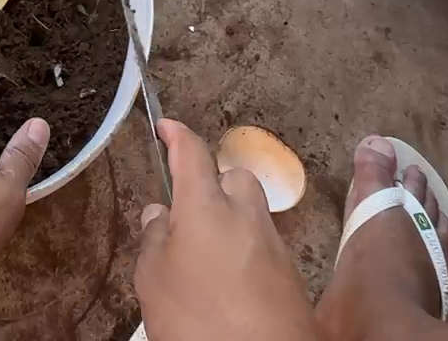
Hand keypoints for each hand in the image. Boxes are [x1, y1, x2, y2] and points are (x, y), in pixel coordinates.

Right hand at [134, 119, 316, 339]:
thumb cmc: (199, 321)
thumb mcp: (153, 280)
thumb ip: (154, 239)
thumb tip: (160, 213)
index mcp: (206, 205)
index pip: (192, 151)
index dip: (177, 134)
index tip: (165, 126)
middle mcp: (245, 215)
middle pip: (236, 178)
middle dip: (216, 184)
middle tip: (191, 211)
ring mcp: (275, 248)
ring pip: (253, 215)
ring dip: (233, 221)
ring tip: (209, 255)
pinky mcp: (294, 281)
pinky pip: (266, 250)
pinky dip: (249, 254)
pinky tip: (231, 284)